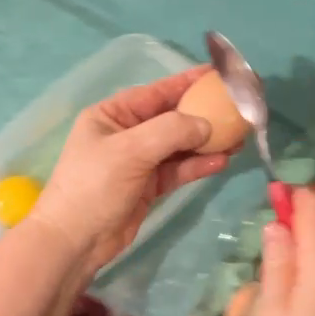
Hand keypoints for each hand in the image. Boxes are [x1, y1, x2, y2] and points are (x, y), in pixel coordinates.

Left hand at [30, 67, 230, 272]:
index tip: (219, 75)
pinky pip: (177, 170)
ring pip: (178, 146)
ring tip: (238, 139)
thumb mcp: (130, 150)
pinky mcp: (146, 188)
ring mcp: (137, 162)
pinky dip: (196, 165)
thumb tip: (206, 125)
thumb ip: (170, 131)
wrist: (76, 241)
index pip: (156, 92)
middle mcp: (125, 134)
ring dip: (205, 143)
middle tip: (238, 111)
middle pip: (171, 118)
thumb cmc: (94, 186)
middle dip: (203, 115)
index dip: (187, 82)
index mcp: (111, 115)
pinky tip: (221, 162)